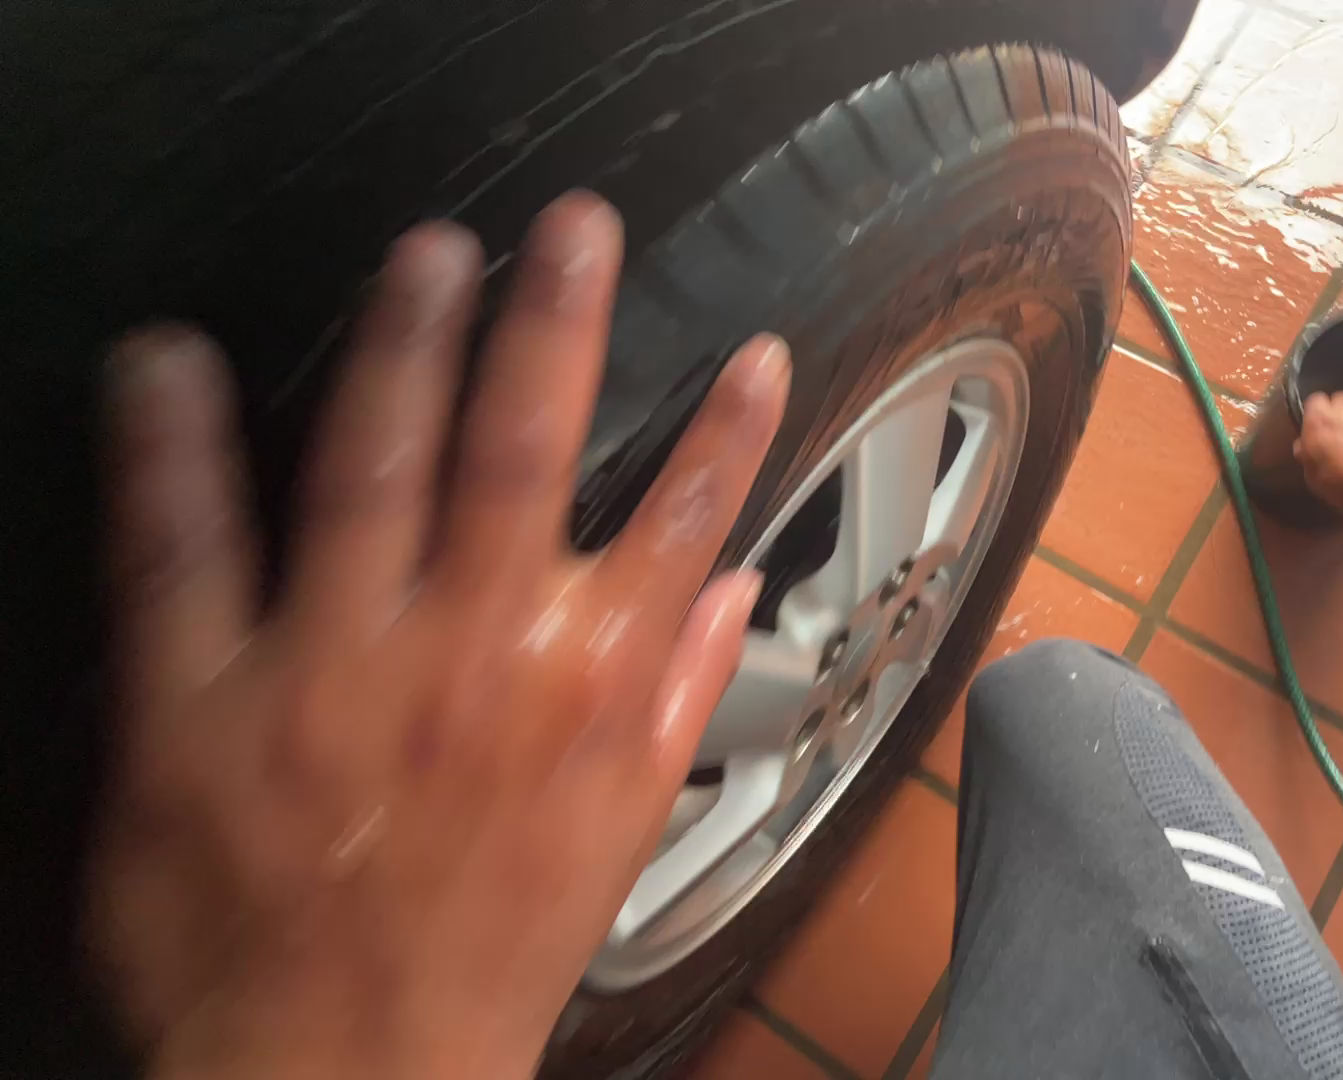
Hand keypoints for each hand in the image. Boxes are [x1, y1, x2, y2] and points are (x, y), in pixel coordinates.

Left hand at [89, 191, 789, 1079]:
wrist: (352, 1057)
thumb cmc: (515, 921)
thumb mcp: (638, 809)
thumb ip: (689, 678)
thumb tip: (736, 581)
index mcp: (592, 682)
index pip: (688, 522)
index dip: (733, 429)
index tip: (759, 354)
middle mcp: (479, 651)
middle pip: (525, 455)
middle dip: (558, 329)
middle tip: (571, 232)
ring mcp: (336, 668)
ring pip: (368, 470)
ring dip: (402, 348)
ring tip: (429, 255)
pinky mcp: (198, 708)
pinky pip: (181, 557)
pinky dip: (166, 452)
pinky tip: (166, 360)